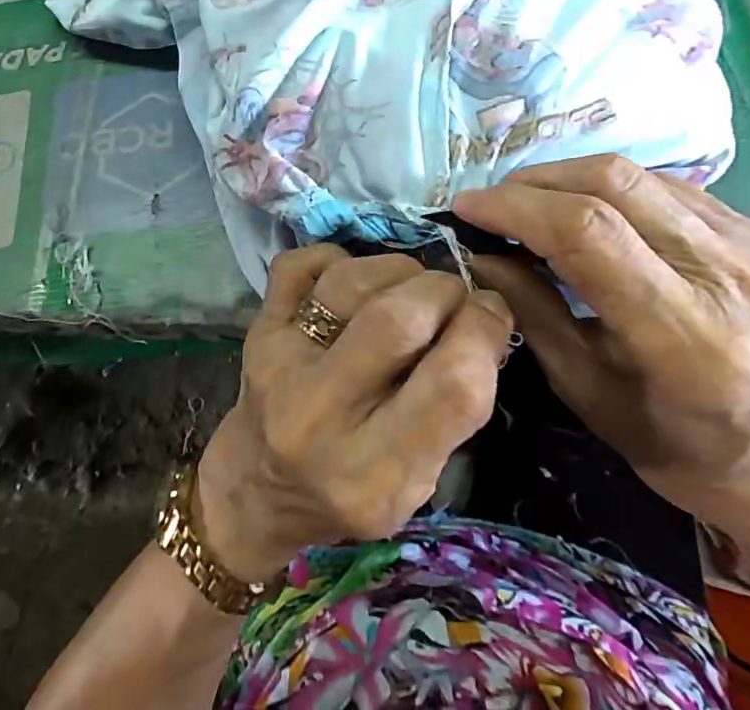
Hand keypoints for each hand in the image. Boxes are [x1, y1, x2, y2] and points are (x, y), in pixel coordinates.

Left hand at [194, 246, 514, 582]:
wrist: (257, 487)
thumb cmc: (347, 492)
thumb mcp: (415, 487)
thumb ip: (451, 413)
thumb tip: (482, 322)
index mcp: (374, 474)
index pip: (453, 387)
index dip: (486, 334)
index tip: (492, 314)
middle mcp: (321, 414)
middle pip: (397, 321)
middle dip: (445, 291)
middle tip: (454, 295)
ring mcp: (280, 365)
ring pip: (348, 281)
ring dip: (397, 269)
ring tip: (410, 285)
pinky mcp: (257, 330)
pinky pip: (296, 266)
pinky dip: (334, 257)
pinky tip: (355, 280)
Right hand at [451, 156, 749, 543]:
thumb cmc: (665, 437)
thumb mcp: (578, 384)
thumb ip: (528, 308)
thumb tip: (477, 252)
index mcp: (685, 336)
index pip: (588, 233)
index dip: (517, 208)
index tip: (466, 206)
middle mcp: (732, 279)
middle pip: (613, 185)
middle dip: (534, 182)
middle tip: (491, 202)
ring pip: (637, 175)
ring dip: (566, 179)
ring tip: (528, 204)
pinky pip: (666, 187)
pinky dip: (608, 191)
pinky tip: (584, 213)